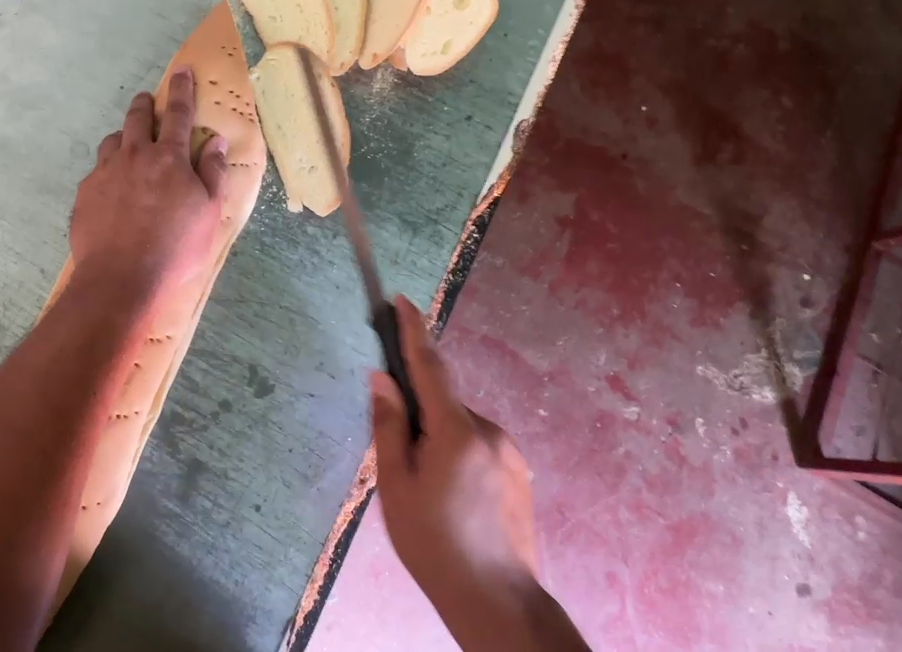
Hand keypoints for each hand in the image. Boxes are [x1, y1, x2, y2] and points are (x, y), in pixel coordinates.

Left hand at [68, 68, 228, 302]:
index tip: (181, 72)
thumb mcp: (209, 214)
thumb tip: (216, 142)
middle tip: (147, 101)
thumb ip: (213, 174)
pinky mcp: (85, 194)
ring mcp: (105, 173)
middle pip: (137, 118)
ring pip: (112, 141)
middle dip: (144, 105)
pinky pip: (97, 171)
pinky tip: (112, 188)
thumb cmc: (174, 249)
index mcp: (169, 158)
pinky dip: (108, 170)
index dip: (181, 90)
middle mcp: (134, 156)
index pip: (178, 114)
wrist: (119, 280)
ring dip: (123, 136)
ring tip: (128, 145)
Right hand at [370, 297, 539, 596]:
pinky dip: (457, 457)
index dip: (412, 330)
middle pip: (443, 403)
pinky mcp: (519, 474)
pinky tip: (450, 500)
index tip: (401, 300)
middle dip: (418, 415)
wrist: (496, 601)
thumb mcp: (395, 484)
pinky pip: (477, 448)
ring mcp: (510, 453)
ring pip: (460, 429)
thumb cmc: (433, 542)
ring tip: (426, 492)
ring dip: (438, 441)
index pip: (430, 365)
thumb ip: (389, 425)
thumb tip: (382, 379)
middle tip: (399, 461)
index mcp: (455, 430)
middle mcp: (489, 431)